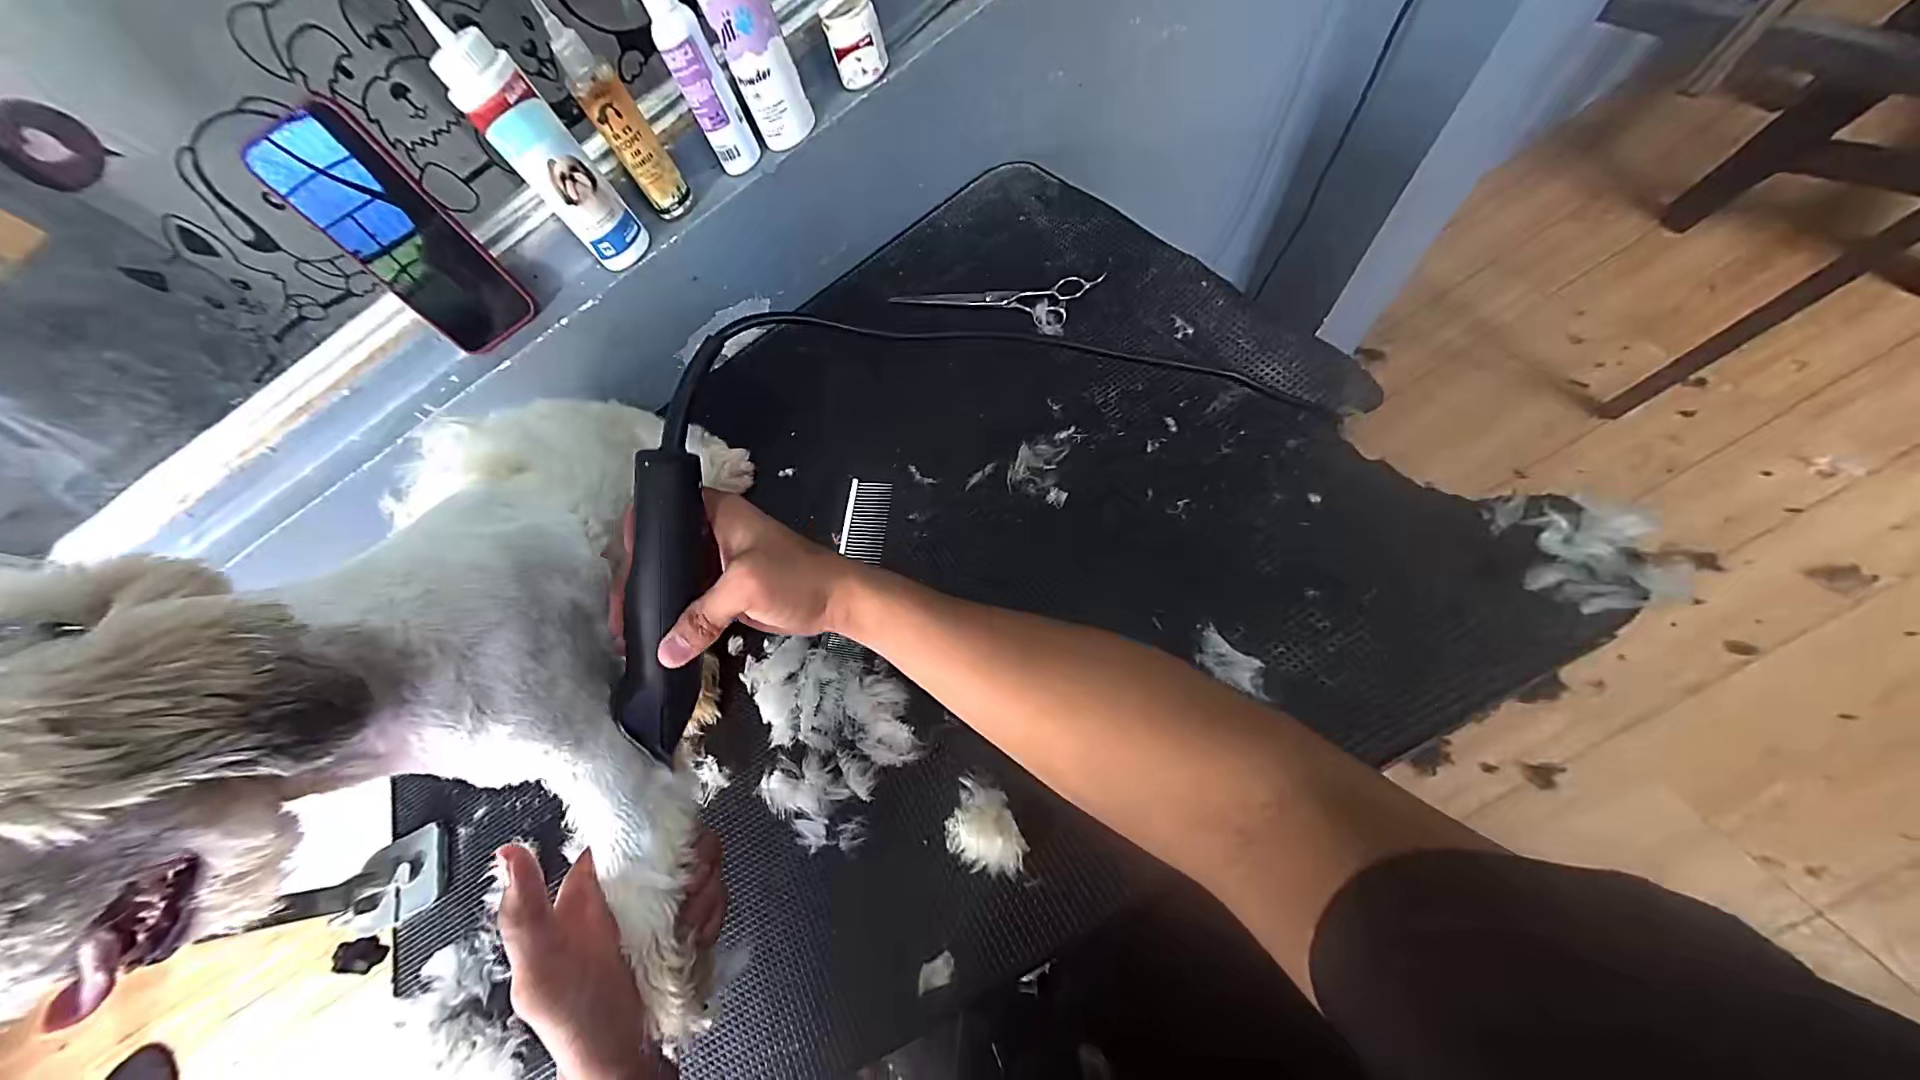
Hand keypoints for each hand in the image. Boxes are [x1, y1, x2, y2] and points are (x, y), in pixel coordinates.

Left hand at [496, 833, 726, 1079]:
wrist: (621, 1063)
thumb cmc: (577, 1023)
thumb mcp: (538, 970)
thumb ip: (523, 913)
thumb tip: (511, 852)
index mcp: (591, 890)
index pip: (628, 836)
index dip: (651, 837)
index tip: (666, 858)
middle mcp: (627, 891)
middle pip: (675, 845)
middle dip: (692, 866)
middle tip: (687, 896)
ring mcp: (660, 907)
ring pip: (701, 866)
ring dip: (706, 892)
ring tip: (690, 925)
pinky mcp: (687, 923)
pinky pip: (714, 896)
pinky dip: (714, 912)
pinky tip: (698, 937)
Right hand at [618, 492, 866, 668]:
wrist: (838, 600)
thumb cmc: (798, 577)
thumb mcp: (746, 587)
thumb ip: (702, 616)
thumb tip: (665, 650)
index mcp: (717, 513)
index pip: (661, 512)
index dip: (637, 535)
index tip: (621, 568)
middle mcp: (713, 532)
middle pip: (662, 550)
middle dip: (637, 579)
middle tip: (618, 613)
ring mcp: (719, 562)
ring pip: (675, 577)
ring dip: (655, 600)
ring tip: (627, 630)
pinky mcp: (727, 589)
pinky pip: (693, 599)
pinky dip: (675, 615)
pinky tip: (657, 635)